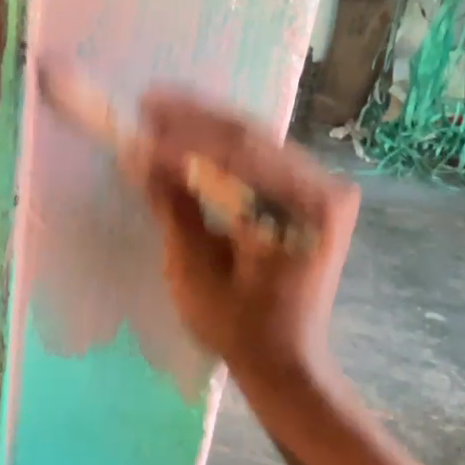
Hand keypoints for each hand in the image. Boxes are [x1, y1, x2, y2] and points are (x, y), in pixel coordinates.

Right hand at [137, 90, 359, 379]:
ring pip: (258, 143)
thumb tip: (140, 156)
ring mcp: (325, 189)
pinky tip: (192, 138)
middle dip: (194, 120)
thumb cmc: (238, 329)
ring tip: (159, 113)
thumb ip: (173, 207)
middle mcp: (324, 188)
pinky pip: (265, 160)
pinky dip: (226, 149)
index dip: (182, 137)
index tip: (139, 122)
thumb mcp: (194, 271)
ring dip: (207, 129)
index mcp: (301, 212)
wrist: (286, 360)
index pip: (235, 157)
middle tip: (147, 103)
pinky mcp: (316, 195)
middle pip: (251, 140)